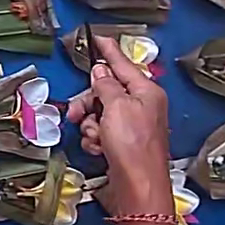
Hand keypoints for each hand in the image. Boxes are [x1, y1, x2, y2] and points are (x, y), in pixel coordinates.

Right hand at [66, 33, 172, 214]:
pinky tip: (98, 147)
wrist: (138, 186)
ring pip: (99, 112)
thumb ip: (105, 85)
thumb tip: (100, 72)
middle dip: (89, 102)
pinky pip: (101, 131)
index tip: (98, 38)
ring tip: (95, 136)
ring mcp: (133, 125)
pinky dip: (95, 138)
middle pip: (106, 91)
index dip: (108, 50)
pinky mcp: (124, 143)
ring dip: (91, 124)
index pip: (122, 63)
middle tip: (78, 113)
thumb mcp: (116, 107)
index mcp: (146, 91)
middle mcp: (142, 106)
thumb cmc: (133, 146)